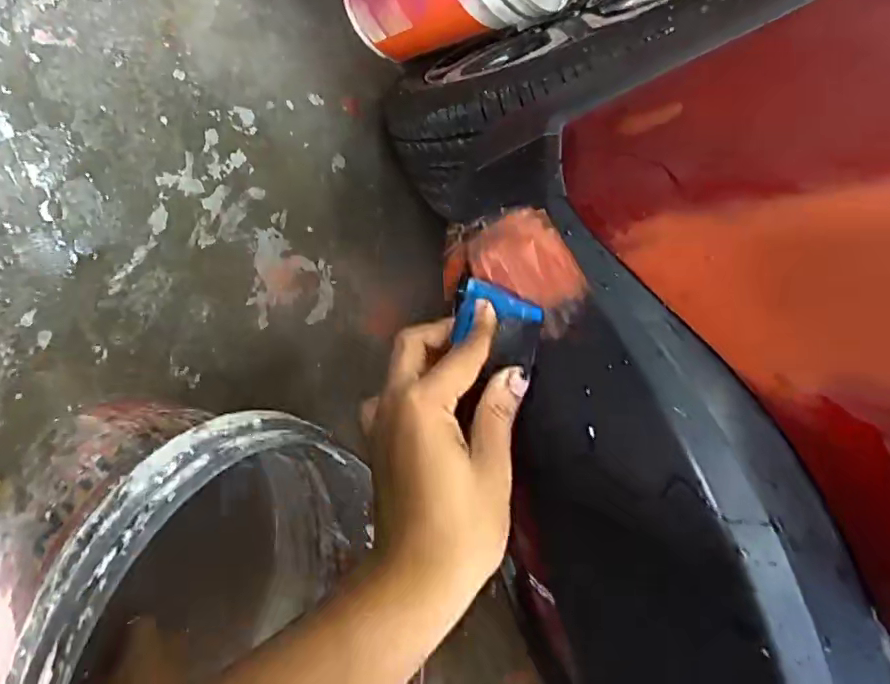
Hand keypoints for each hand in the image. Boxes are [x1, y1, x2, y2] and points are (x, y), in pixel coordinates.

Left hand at [361, 303, 528, 609]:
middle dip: (443, 330)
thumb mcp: (491, 470)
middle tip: (478, 331)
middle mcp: (392, 401)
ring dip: (428, 352)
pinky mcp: (377, 438)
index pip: (457, 354)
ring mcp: (378, 419)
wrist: (411, 582)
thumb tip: (513, 372)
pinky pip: (393, 391)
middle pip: (411, 344)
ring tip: (465, 361)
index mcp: (421, 404)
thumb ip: (496, 412)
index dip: (478, 330)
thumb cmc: (460, 530)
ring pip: (398, 365)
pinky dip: (416, 379)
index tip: (492, 307)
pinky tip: (441, 398)